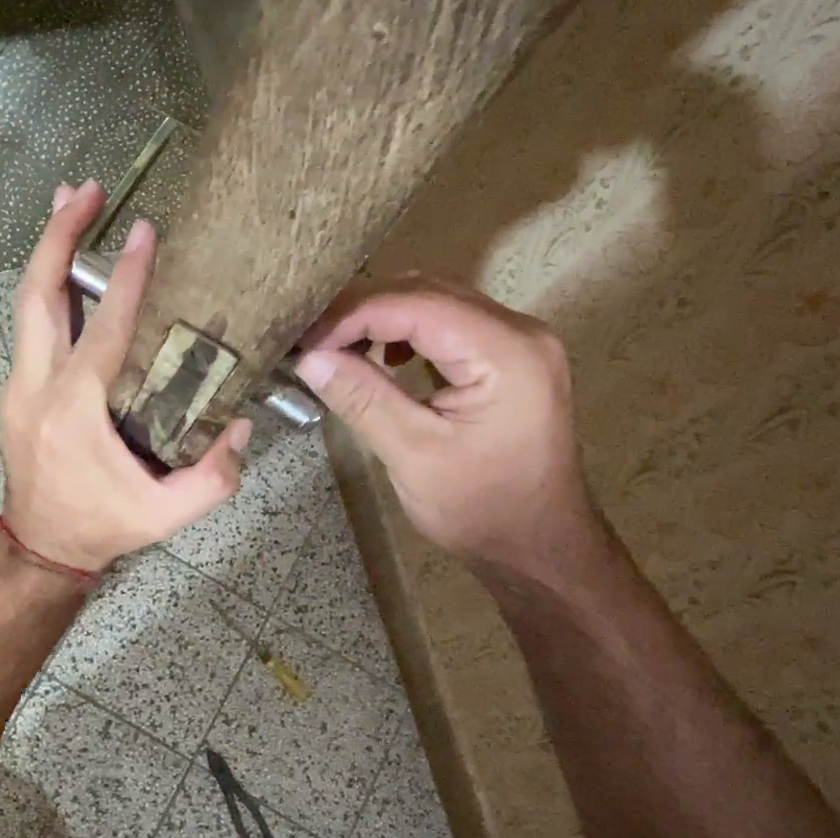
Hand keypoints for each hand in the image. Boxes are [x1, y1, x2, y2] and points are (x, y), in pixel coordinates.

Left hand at [0, 181, 249, 572]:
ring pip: (25, 306)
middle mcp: (35, 388)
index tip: (146, 230)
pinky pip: (29, 329)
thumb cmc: (101, 528)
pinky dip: (46, 291)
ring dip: (46, 253)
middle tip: (84, 188)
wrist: (39, 547)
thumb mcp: (165, 516)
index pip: (103, 328)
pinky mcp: (14, 393)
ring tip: (68, 203)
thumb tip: (242, 426)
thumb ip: (212, 479)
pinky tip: (67, 272)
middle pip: (37, 295)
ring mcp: (17, 388)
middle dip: (57, 236)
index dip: (126, 277)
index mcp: (73, 411)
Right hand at [294, 276, 595, 575]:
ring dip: (384, 317)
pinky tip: (385, 359)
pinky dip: (409, 332)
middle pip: (429, 292)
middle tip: (310, 338)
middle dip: (364, 309)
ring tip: (336, 346)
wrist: (536, 542)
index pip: (417, 305)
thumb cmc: (478, 507)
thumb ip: (362, 398)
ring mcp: (518, 342)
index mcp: (505, 352)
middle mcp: (519, 331)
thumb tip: (308, 358)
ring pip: (438, 303)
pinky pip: (451, 325)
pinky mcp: (508, 358)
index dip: (353, 314)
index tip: (303, 339)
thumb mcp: (412, 455)